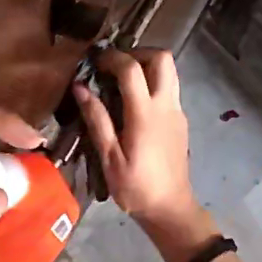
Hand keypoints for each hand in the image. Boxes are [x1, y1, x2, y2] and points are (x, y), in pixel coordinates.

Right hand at [74, 49, 199, 232]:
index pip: (131, 68)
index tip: (95, 61)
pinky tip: (135, 102)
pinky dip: (154, 82)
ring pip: (170, 70)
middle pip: (162, 58)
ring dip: (148, 65)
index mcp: (145, 113)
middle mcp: (166, 105)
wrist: (171, 208)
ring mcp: (177, 110)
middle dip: (138, 52)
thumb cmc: (136, 187)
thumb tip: (80, 87)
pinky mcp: (181, 119)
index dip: (112, 57)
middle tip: (116, 66)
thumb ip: (96, 119)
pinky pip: (170, 87)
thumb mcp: (109, 158)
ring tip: (124, 80)